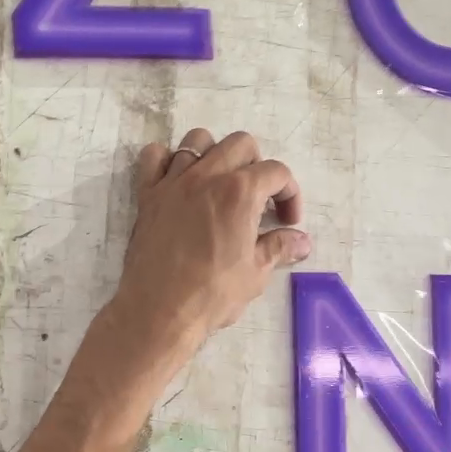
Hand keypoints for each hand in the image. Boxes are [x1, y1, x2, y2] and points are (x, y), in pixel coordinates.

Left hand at [111, 128, 310, 343]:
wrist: (159, 310)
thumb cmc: (212, 295)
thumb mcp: (255, 273)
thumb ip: (279, 248)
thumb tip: (302, 242)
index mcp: (240, 192)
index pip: (276, 172)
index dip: (289, 194)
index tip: (287, 221)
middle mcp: (207, 176)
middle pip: (240, 144)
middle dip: (257, 166)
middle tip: (257, 199)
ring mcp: (174, 182)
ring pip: (198, 141)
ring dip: (215, 155)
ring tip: (219, 184)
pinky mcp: (148, 195)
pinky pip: (154, 157)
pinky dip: (167, 160)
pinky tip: (178, 181)